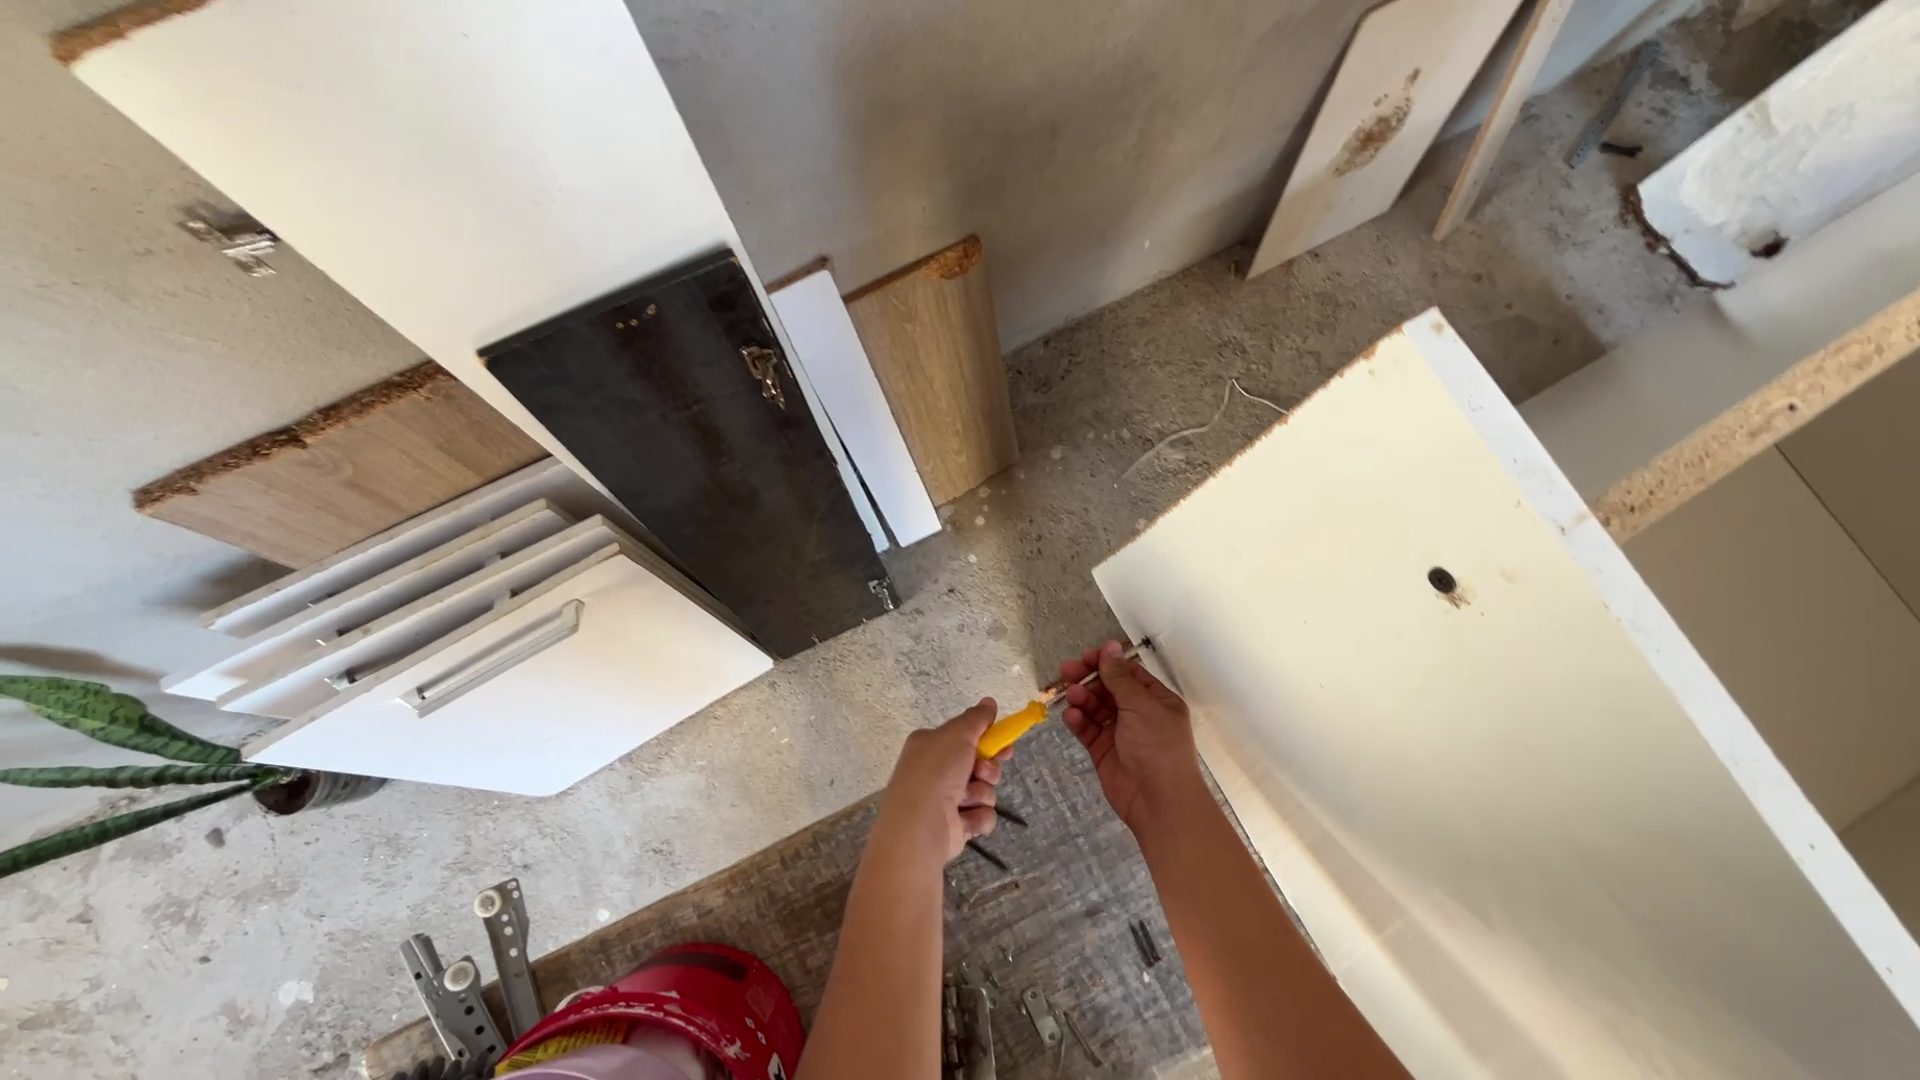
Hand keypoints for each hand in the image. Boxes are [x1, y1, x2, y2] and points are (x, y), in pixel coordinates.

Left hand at [875, 699, 1006, 862]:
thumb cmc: (936, 773)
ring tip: (965, 799)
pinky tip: (964, 820)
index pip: (965, 737)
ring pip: (983, 790)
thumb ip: (977, 719)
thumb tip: (989, 701)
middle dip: (987, 769)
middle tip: (984, 773)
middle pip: (979, 764)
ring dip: (980, 794)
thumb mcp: (957, 735)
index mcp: (930, 745)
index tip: (1006, 746)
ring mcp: (945, 800)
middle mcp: (935, 771)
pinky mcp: (955, 826)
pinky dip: (977, 817)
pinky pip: (981, 815)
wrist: (920, 827)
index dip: (989, 740)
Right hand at [1061, 640, 1203, 829]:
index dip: (1107, 663)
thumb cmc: (1158, 746)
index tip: (1086, 657)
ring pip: (1095, 708)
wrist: (1158, 800)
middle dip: (1088, 679)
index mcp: (1156, 700)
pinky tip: (1071, 716)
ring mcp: (1120, 733)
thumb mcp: (1140, 705)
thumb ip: (1119, 677)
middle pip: (1108, 689)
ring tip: (1071, 695)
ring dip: (1082, 699)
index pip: (1128, 674)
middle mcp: (1138, 714)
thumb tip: (1110, 646)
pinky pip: (1088, 730)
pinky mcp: (1103, 751)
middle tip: (1067, 671)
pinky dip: (1079, 721)